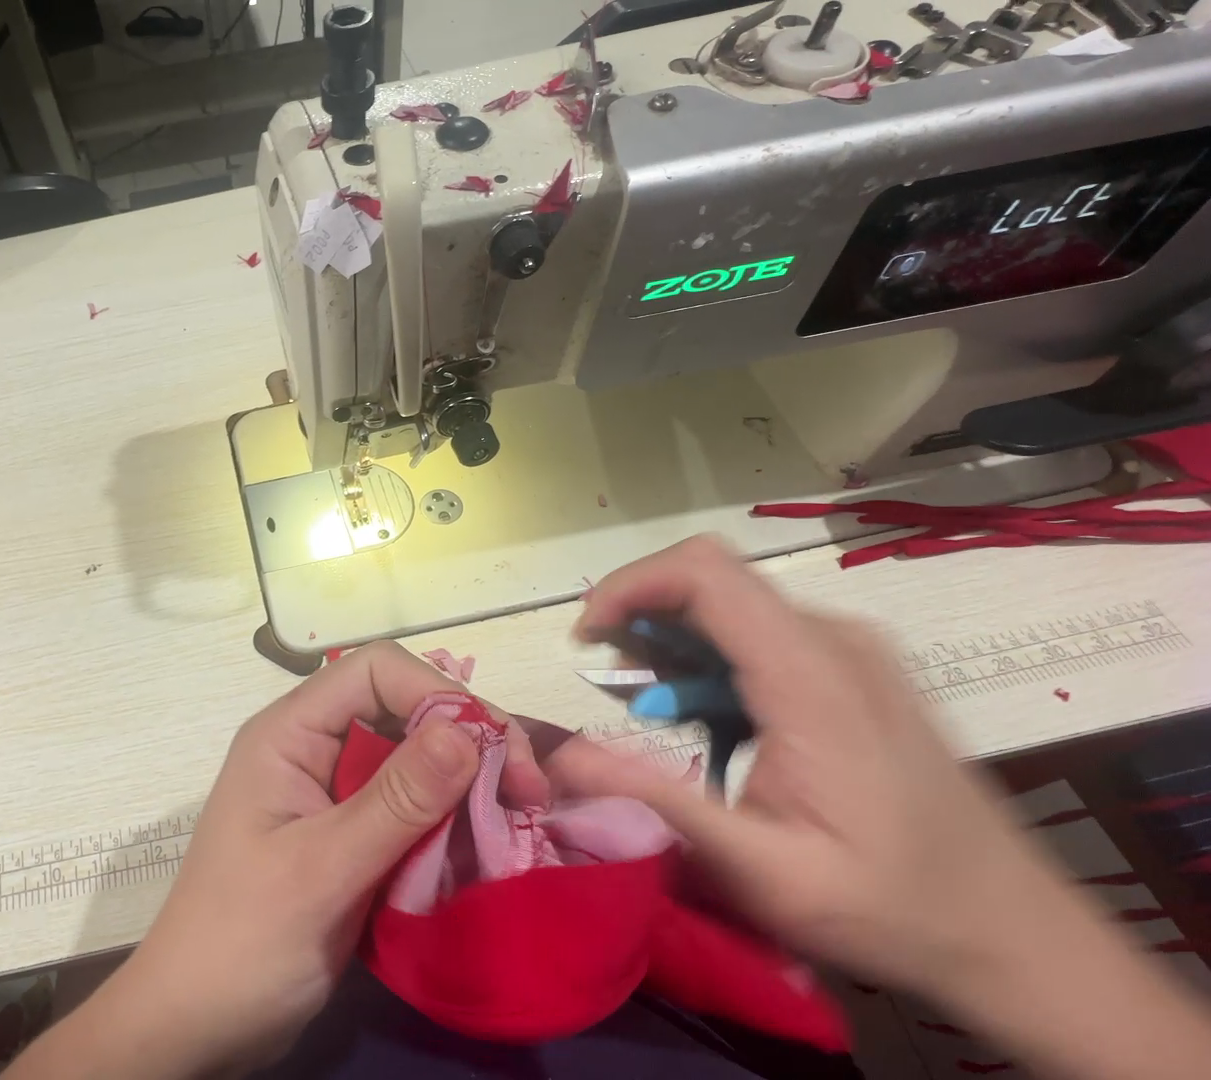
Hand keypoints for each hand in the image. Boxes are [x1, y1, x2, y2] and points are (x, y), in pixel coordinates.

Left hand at [7, 641, 546, 1078]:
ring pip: (415, 760)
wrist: (200, 1024)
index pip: (373, 671)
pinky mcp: (350, 837)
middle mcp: (313, 748)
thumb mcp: (322, 869)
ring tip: (523, 818)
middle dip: (467, 739)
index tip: (495, 750)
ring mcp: (332, 794)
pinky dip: (453, 821)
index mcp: (288, 733)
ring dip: (467, 784)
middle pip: (403, 709)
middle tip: (526, 792)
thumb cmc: (244, 941)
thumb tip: (467, 730)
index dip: (439, 694)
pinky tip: (489, 845)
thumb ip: (396, 801)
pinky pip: (412, 808)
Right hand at [548, 536, 1064, 996]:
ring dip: (671, 639)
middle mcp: (835, 641)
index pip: (704, 574)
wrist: (1012, 932)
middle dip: (640, 614)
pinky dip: (707, 657)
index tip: (586, 641)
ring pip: (732, 601)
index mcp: (811, 678)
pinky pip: (760, 629)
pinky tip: (704, 716)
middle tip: (609, 683)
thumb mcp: (758, 869)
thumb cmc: (886, 904)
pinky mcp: (854, 667)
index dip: (629, 587)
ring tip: (651, 708)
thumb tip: (555, 752)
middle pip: (711, 578)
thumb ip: (654, 798)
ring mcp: (850, 650)